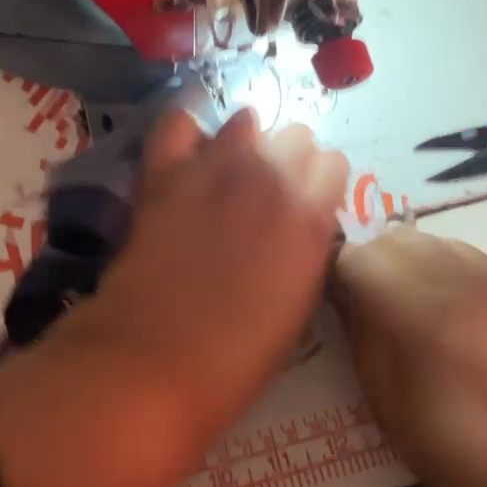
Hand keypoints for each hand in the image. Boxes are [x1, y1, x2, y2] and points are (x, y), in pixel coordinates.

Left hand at [0, 108, 348, 486]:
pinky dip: (187, 128)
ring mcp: (215, 174)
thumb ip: (303, 254)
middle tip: (273, 183)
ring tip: (237, 158)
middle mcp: (271, 184)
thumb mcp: (294, 309)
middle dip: (289, 155)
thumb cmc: (236, 362)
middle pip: (294, 137)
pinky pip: (178, 127)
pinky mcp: (166, 177)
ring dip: (246, 138)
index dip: (321, 180)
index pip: (333, 166)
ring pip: (244, 124)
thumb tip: (300, 227)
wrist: (154, 362)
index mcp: (310, 223)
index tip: (310, 198)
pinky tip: (192, 139)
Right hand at [333, 227, 486, 486]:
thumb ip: (361, 334)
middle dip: (365, 263)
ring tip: (399, 302)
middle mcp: (462, 277)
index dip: (331, 273)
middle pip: (389, 239)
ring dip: (400, 260)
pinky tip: (438, 304)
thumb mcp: (389, 403)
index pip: (356, 258)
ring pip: (425, 239)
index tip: (324, 297)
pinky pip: (460, 252)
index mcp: (426, 312)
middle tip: (359, 302)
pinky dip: (436, 266)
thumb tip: (340, 292)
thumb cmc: (462, 454)